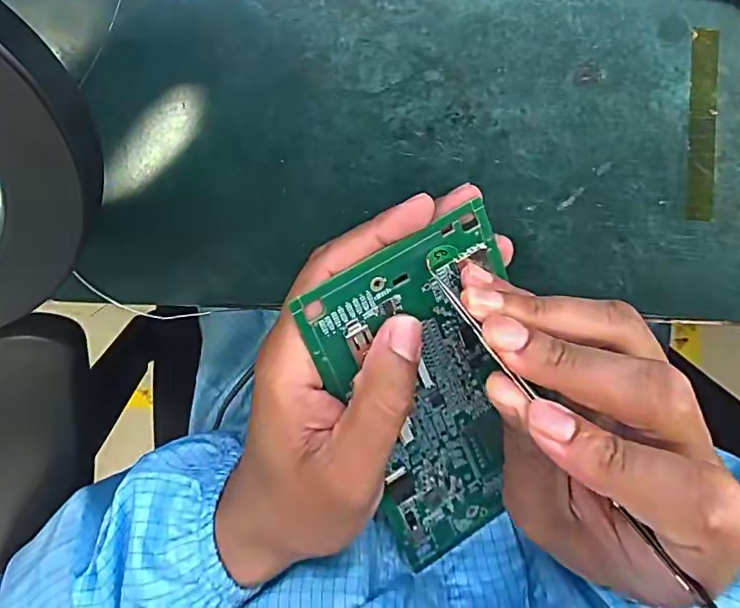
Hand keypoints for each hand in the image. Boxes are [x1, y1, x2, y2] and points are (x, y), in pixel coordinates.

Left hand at [215, 185, 516, 586]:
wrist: (270, 529)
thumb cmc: (301, 505)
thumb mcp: (347, 467)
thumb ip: (377, 399)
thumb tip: (408, 322)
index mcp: (293, 349)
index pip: (330, 275)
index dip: (374, 238)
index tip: (421, 210)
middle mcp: (305, 334)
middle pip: (354, 270)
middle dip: (405, 237)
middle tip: (462, 210)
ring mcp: (323, 346)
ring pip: (369, 290)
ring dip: (415, 263)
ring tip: (469, 244)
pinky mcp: (341, 361)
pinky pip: (378, 320)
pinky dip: (413, 299)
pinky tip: (449, 295)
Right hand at [461, 272, 739, 605]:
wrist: (636, 524)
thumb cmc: (603, 535)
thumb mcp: (561, 523)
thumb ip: (537, 461)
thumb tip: (503, 389)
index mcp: (700, 514)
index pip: (669, 483)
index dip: (600, 450)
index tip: (537, 419)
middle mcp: (694, 441)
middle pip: (649, 387)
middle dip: (564, 359)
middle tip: (498, 338)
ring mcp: (667, 385)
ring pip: (622, 332)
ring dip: (544, 313)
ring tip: (484, 305)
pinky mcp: (630, 349)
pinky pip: (592, 313)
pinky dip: (532, 297)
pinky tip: (488, 286)